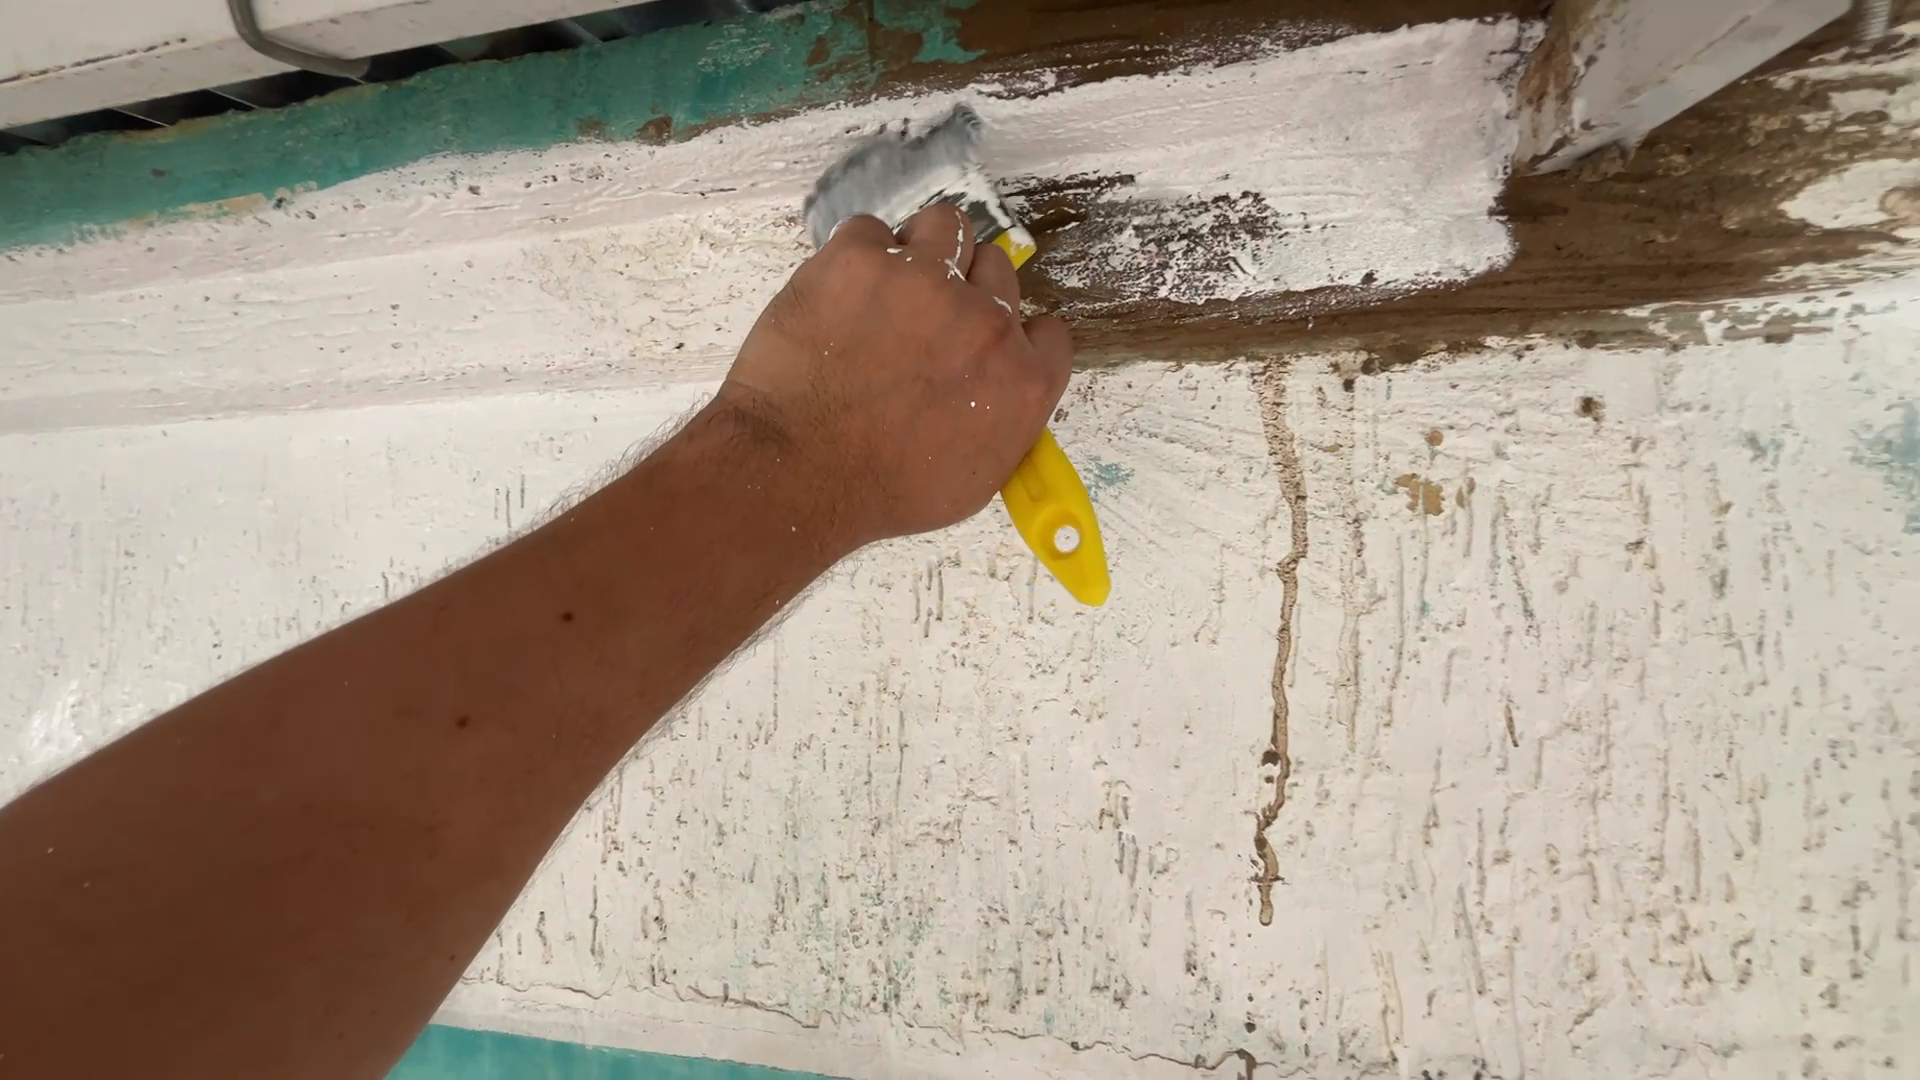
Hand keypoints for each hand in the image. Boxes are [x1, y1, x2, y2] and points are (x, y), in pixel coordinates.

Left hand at [715, 202, 1073, 548]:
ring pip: (946, 227)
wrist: (800, 471)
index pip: (1049, 332)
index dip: (1016, 336)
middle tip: (927, 321)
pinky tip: (841, 297)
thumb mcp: (972, 483)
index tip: (988, 343)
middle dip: (968, 291)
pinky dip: (859, 258)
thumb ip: (1003, 425)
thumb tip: (998, 394)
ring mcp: (925, 280)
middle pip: (998, 270)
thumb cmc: (883, 492)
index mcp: (1022, 380)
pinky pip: (871, 231)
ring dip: (927, 250)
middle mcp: (986, 321)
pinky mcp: (861, 258)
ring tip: (891, 289)